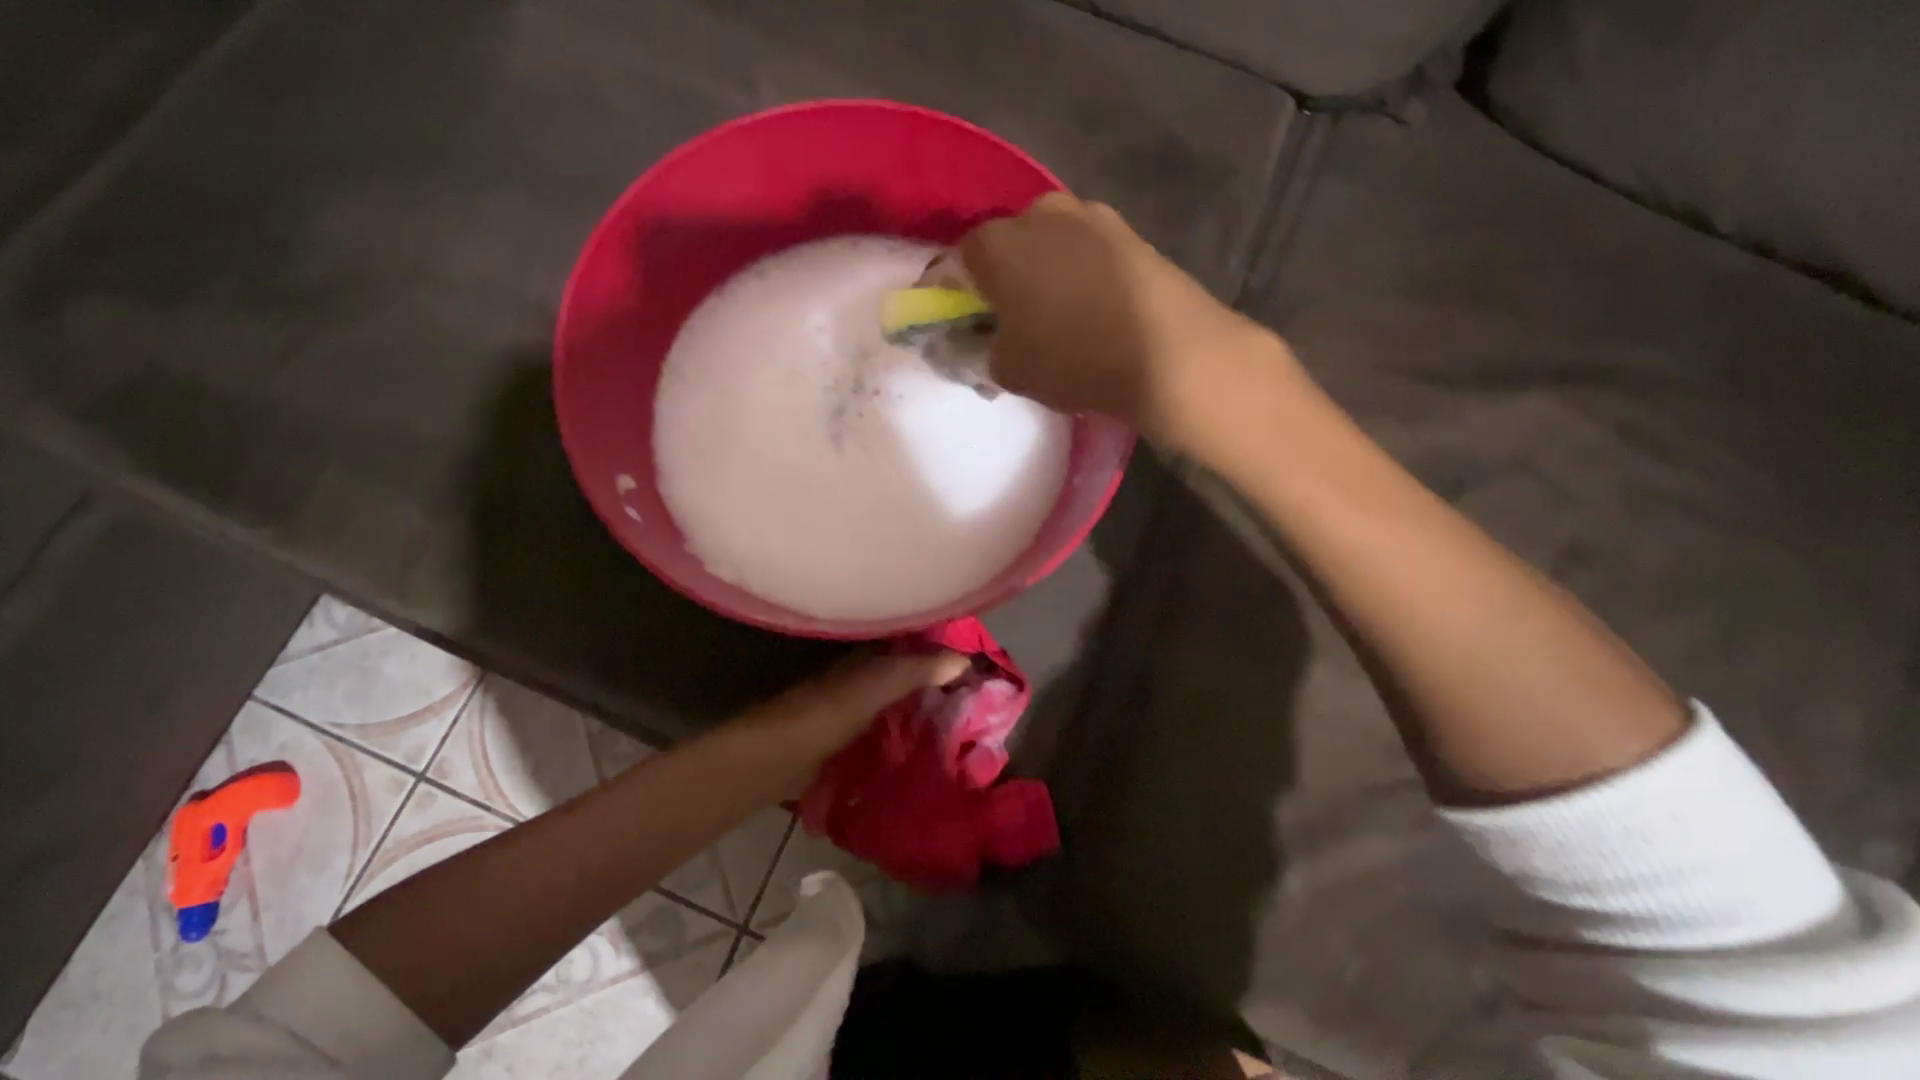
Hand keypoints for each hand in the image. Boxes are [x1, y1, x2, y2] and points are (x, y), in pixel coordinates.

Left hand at [731, 650, 970, 778]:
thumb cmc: (826, 714)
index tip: (981, 665)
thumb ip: (917, 670)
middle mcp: (860, 677)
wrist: (774, 759)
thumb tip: (965, 660)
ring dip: (924, 711)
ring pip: (898, 704)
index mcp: (866, 656)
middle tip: (983, 700)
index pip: (913, 644)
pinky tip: (929, 749)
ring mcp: (853, 710)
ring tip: (965, 726)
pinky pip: (887, 733)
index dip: (944, 650)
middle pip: (908, 675)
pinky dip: (907, 736)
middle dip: (939, 683)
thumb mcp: (876, 686)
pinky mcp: (847, 741)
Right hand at [958, 193, 1284, 446]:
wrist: (1171, 351)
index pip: (957, 260)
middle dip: (1004, 276)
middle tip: (1012, 319)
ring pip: (1050, 244)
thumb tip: (979, 339)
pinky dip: (1082, 273)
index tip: (962, 321)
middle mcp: (1038, 214)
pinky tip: (1094, 308)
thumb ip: (978, 349)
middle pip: (1007, 244)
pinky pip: (1088, 252)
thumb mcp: (1007, 370)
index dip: (955, 293)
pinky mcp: (1130, 231)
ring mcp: (1090, 216)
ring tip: (1058, 315)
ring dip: (1046, 271)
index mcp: (995, 242)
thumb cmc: (1073, 358)